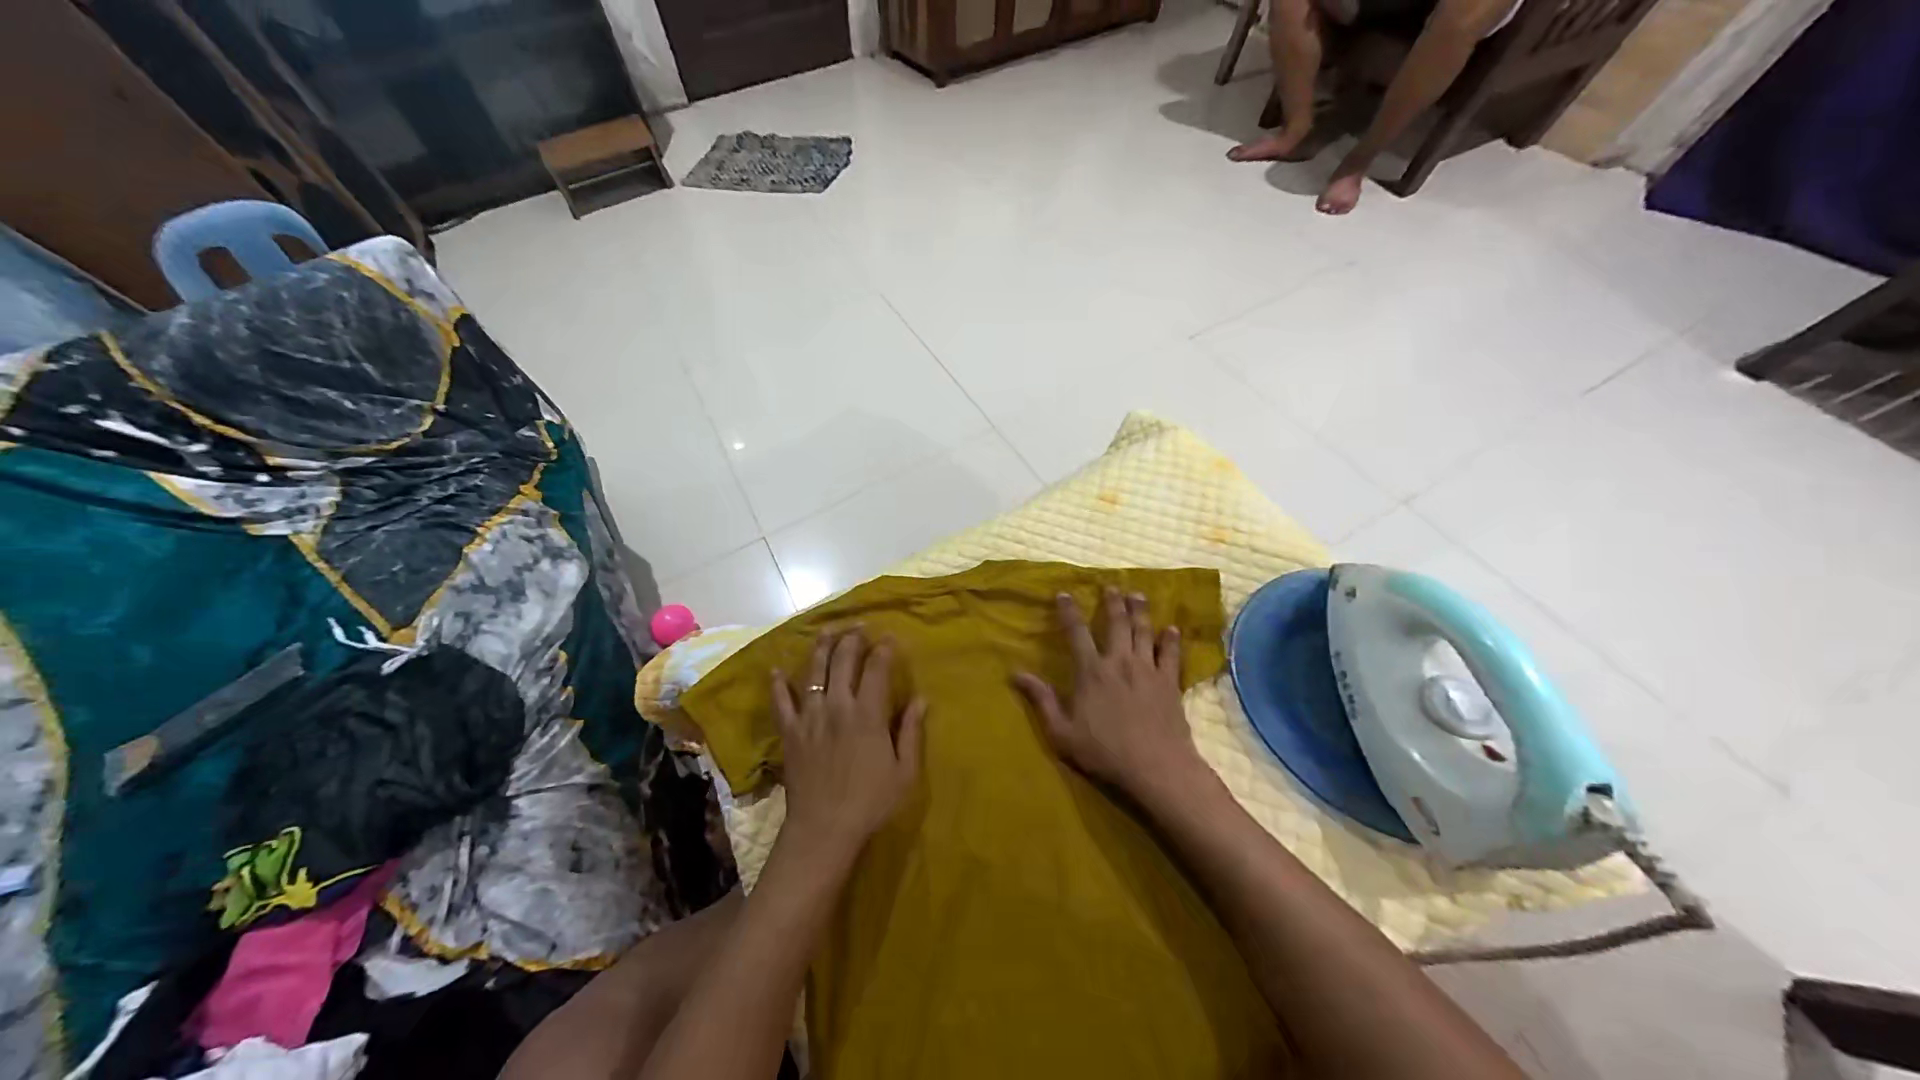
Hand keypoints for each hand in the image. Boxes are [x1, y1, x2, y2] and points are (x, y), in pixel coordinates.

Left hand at [772, 629, 925, 858]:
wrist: (824, 828)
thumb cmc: (871, 802)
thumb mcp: (904, 772)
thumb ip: (912, 732)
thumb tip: (921, 699)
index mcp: (868, 714)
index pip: (877, 669)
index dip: (884, 649)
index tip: (889, 637)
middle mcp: (837, 706)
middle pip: (843, 661)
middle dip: (853, 639)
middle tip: (860, 627)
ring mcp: (810, 717)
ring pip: (813, 672)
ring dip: (821, 648)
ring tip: (827, 632)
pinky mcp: (789, 732)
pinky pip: (780, 702)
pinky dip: (778, 684)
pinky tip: (776, 670)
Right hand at [1015, 587, 1205, 799]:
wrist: (1156, 767)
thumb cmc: (1104, 752)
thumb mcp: (1062, 732)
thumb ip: (1042, 700)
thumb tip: (1016, 674)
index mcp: (1091, 672)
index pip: (1076, 633)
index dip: (1069, 611)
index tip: (1064, 593)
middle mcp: (1119, 662)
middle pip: (1117, 623)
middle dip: (1112, 602)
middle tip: (1111, 586)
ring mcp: (1148, 670)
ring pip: (1144, 631)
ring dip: (1140, 611)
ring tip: (1137, 595)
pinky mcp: (1170, 683)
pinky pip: (1171, 654)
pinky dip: (1171, 640)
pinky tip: (1172, 629)